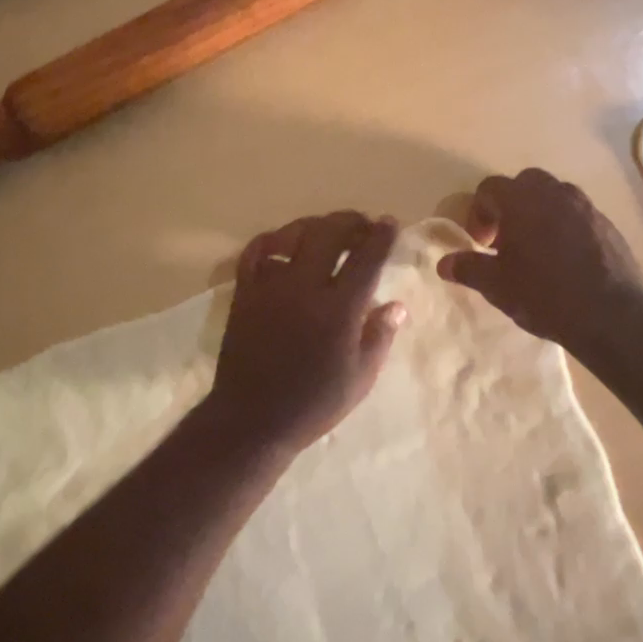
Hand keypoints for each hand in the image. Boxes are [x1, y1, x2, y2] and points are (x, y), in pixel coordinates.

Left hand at [202, 211, 406, 453]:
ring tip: (328, 230)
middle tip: (362, 224)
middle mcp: (305, 287)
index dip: (381, 237)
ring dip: (316, 225)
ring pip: (293, 234)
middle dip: (351, 222)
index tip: (389, 223)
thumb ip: (380, 336)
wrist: (253, 420)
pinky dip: (272, 240)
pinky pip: (255, 252)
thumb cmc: (313, 404)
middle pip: (330, 234)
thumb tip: (397, 305)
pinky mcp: (245, 292)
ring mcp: (271, 286)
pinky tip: (283, 244)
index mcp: (340, 309)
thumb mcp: (360, 378)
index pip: (367, 259)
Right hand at [437, 168, 642, 349]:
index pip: (489, 188)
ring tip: (536, 249)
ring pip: (553, 195)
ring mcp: (585, 206)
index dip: (478, 213)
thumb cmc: (545, 295)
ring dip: (539, 213)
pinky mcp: (607, 224)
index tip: (481, 244)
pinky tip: (564, 260)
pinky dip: (564, 226)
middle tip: (506, 241)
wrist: (612, 315)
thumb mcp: (497, 286)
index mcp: (521, 200)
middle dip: (510, 206)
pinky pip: (577, 214)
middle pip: (524, 184)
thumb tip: (445, 263)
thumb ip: (468, 268)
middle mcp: (554, 192)